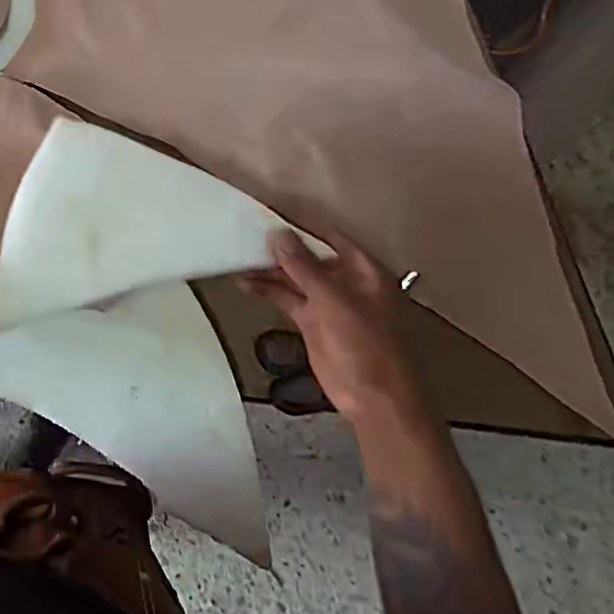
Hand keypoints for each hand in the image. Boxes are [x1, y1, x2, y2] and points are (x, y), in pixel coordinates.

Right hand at [236, 227, 422, 420]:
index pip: (328, 236)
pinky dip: (267, 289)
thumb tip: (278, 234)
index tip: (268, 213)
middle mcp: (345, 281)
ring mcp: (328, 302)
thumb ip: (304, 268)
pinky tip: (245, 282)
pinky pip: (287, 297)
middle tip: (244, 234)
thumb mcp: (334, 302)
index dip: (300, 225)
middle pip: (308, 256)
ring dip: (268, 268)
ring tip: (236, 256)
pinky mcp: (312, 320)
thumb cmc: (367, 347)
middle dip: (279, 247)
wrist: (376, 401)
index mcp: (363, 271)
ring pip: (294, 277)